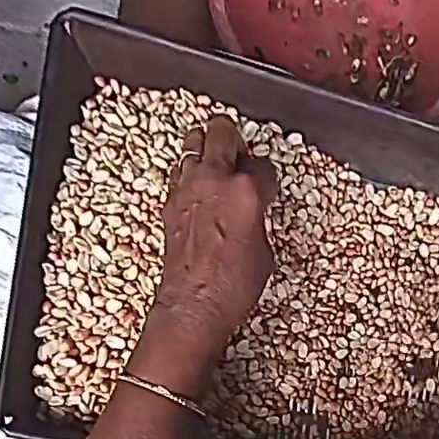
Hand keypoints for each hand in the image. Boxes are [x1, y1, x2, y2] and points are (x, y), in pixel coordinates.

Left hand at [136, 115, 277, 392]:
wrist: (194, 306)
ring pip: (194, 142)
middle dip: (235, 141)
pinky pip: (180, 172)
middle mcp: (214, 181)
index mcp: (246, 192)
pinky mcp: (170, 203)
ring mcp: (187, 189)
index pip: (263, 166)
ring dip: (208, 149)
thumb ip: (258, 220)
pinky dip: (191, 174)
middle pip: (222, 132)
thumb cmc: (230, 288)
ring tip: (217, 165)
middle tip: (241, 154)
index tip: (268, 186)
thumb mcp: (264, 254)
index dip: (268, 177)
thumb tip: (253, 213)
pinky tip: (200, 190)